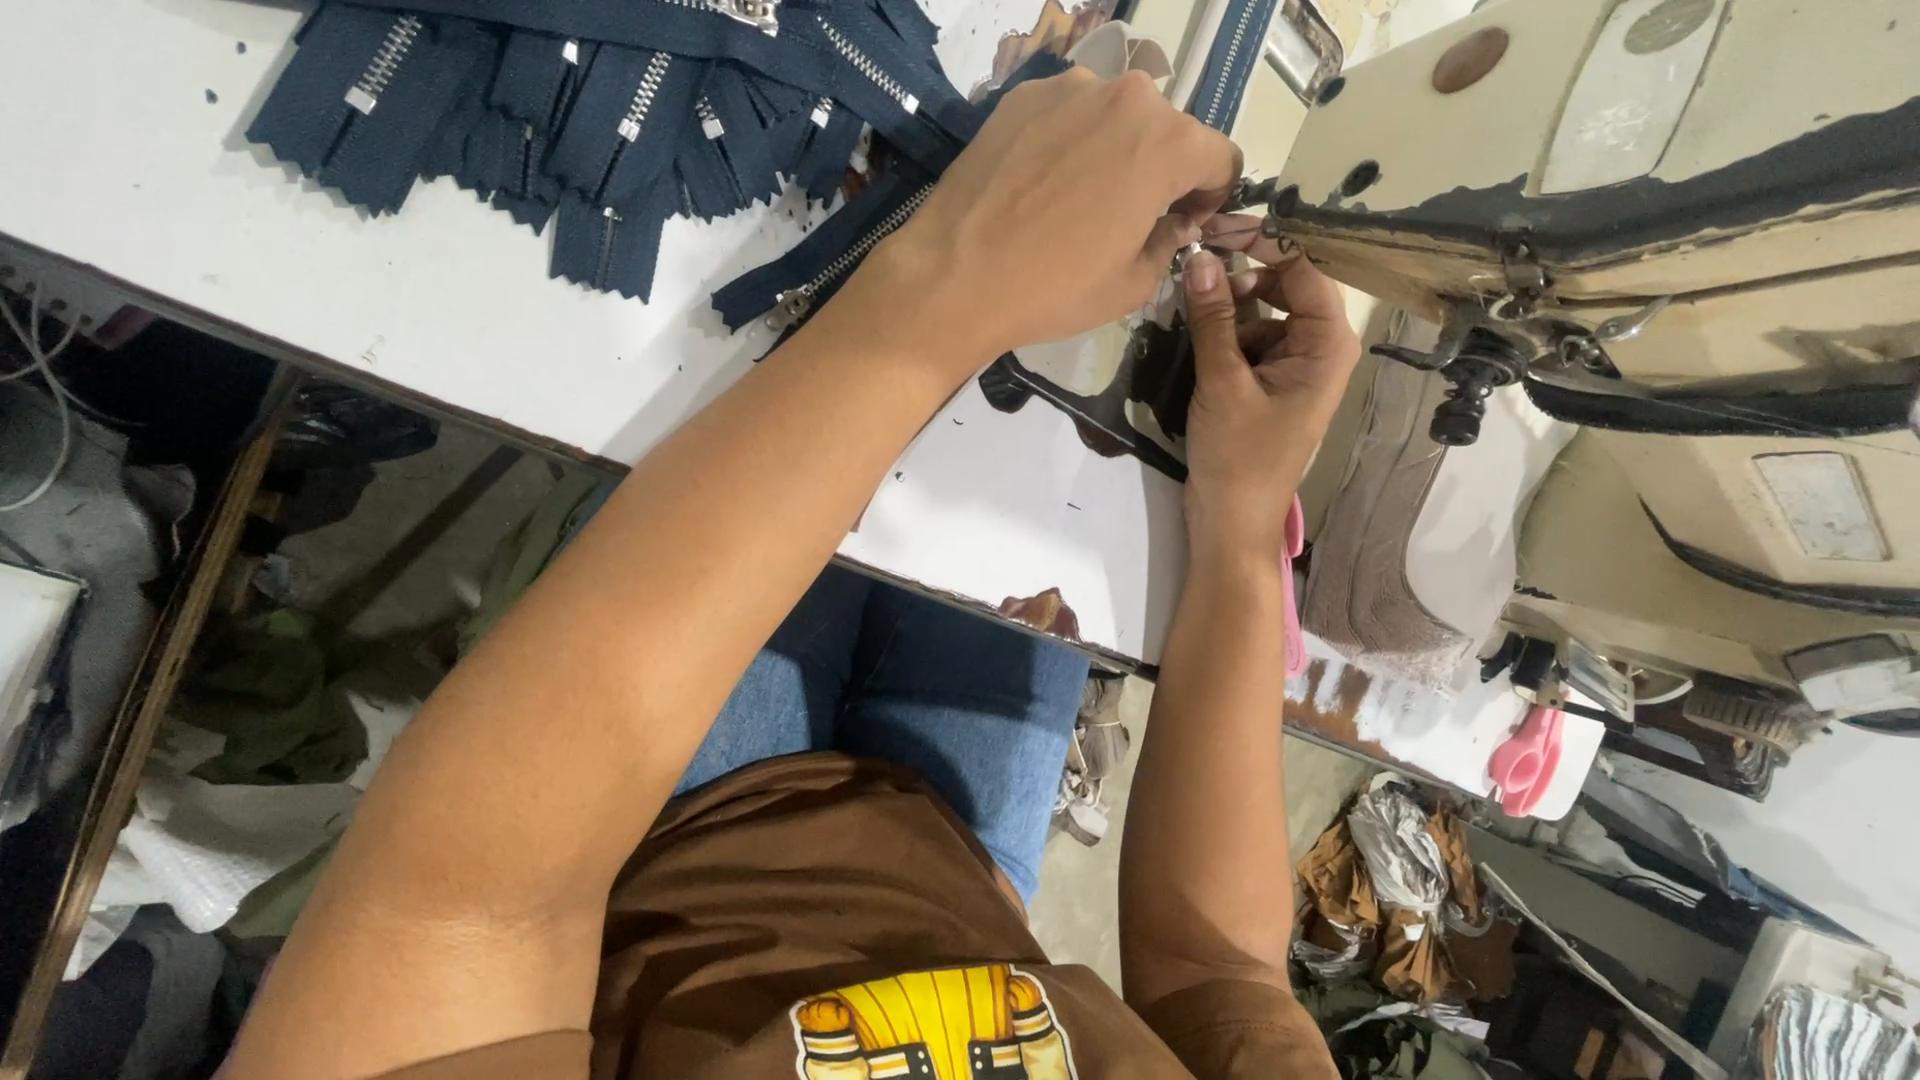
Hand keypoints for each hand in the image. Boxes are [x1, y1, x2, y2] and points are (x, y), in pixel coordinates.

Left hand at [851, 68, 1240, 364]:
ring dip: (1113, 150)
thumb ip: (1170, 242)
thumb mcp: (1132, 284)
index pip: (1221, 156)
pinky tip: (1039, 186)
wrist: (955, 275)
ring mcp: (1069, 88)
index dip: (1212, 194)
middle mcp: (1126, 96)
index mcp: (1168, 142)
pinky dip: (1067, 142)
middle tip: (1130, 216)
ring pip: (1114, 117)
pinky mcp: (1021, 97)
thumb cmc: (1054, 288)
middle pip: (1166, 131)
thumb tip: (1174, 221)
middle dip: (1161, 170)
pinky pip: (1066, 115)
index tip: (1186, 221)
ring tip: (1077, 201)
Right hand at [1180, 214, 1361, 557]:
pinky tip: (1197, 336)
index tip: (1217, 228)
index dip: (1265, 242)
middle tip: (1196, 265)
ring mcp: (1294, 367)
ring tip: (1190, 306)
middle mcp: (1319, 348)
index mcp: (1327, 344)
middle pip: (1286, 285)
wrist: (1232, 519)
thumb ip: (1213, 317)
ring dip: (1229, 304)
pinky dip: (1226, 332)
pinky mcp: (1269, 383)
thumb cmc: (1238, 455)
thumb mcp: (1222, 382)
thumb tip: (1200, 257)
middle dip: (1244, 273)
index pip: (1305, 268)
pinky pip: (1251, 339)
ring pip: (1264, 311)